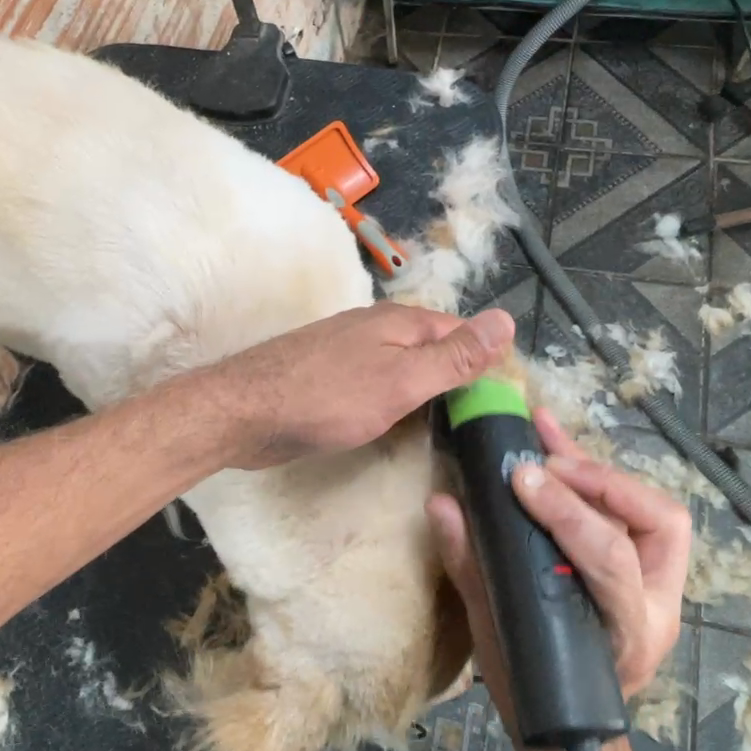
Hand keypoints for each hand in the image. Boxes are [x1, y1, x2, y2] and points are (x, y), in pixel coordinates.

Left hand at [204, 302, 514, 469]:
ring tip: (453, 431)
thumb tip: (506, 319)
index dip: (485, 360)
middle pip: (431, 349)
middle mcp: (375, 330)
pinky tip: (400, 427)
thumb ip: (453, 356)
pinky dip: (395, 403)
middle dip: (457, 378)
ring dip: (426, 393)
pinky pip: (376, 386)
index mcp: (398, 323)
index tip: (507, 400)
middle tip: (484, 424)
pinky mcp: (328, 380)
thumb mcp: (401, 380)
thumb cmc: (327, 397)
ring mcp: (348, 354)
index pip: (459, 332)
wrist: (243, 413)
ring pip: (403, 369)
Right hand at [425, 408, 692, 750]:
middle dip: (599, 485)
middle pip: (657, 525)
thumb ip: (472, 568)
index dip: (569, 515)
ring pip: (656, 511)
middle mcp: (659, 608)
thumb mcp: (495, 635)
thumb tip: (441, 504)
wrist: (570, 729)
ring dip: (599, 472)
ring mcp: (662, 587)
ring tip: (546, 438)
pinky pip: (633, 511)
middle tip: (542, 465)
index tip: (521, 481)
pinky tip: (554, 439)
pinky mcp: (650, 568)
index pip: (611, 562)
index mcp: (628, 636)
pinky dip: (592, 474)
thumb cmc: (533, 689)